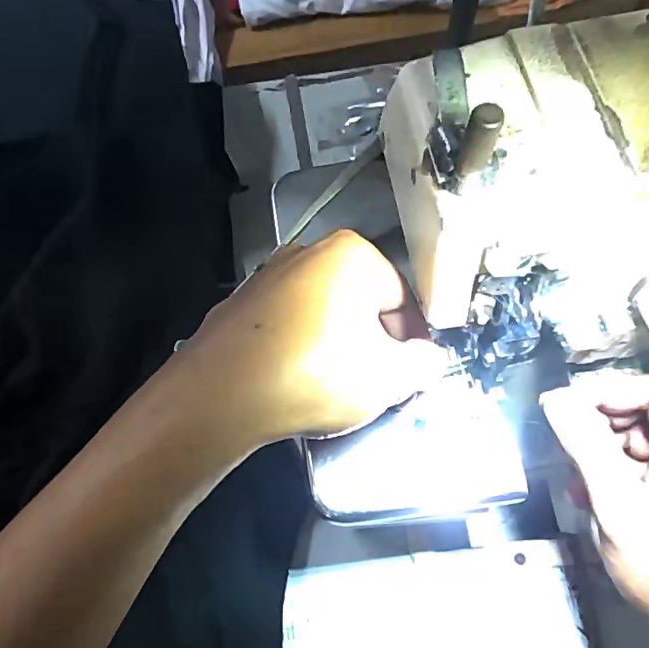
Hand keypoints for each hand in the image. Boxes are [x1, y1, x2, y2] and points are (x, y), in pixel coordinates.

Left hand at [174, 230, 451, 445]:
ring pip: (323, 315)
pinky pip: (288, 327)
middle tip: (375, 383)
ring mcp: (268, 277)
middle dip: (373, 342)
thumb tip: (427, 358)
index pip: (403, 299)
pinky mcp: (240, 306)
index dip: (414, 340)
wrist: (220, 394)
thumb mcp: (388, 379)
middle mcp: (307, 253)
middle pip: (361, 303)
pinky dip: (300, 349)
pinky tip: (297, 381)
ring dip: (336, 347)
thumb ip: (423, 365)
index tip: (412, 372)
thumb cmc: (315, 375)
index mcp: (352, 256)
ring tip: (334, 387)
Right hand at [541, 373, 648, 647]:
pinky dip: (628, 470)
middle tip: (566, 442)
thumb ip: (586, 447)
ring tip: (579, 475)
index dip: (605, 395)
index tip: (560, 406)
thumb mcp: (620, 508)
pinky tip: (598, 487)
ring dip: (613, 451)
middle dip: (608, 427)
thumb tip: (555, 400)